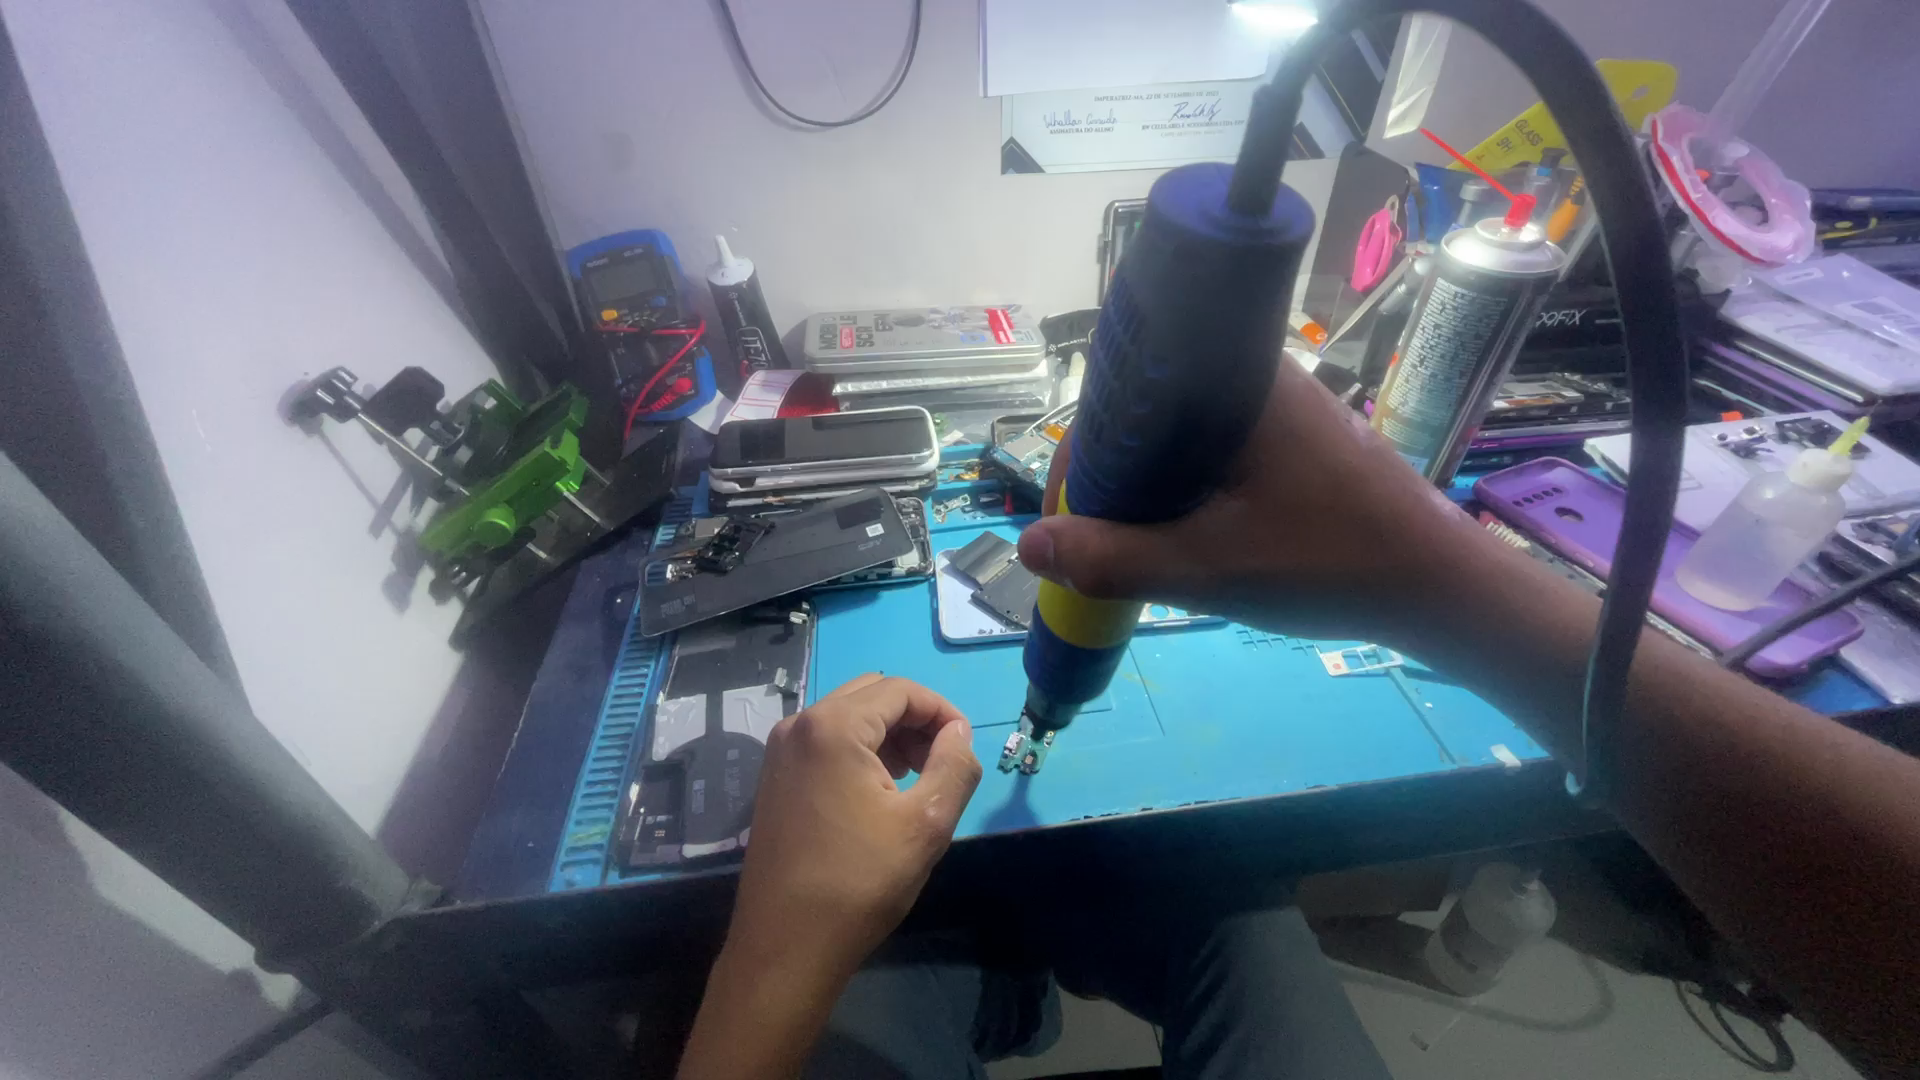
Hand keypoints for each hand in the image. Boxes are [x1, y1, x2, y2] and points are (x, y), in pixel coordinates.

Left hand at [728, 675, 981, 976]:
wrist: (785, 948)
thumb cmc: (859, 883)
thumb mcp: (926, 824)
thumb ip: (954, 765)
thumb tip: (959, 732)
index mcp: (833, 726)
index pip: (901, 690)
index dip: (941, 711)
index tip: (964, 747)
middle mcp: (800, 725)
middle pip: (872, 695)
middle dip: (914, 720)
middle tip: (940, 763)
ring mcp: (781, 751)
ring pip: (849, 716)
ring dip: (889, 734)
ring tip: (915, 779)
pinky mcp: (775, 776)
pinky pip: (827, 740)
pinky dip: (861, 750)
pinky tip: (880, 791)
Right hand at [1018, 356, 1487, 646]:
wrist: (1440, 588)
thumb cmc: (1331, 565)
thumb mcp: (1211, 569)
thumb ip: (1115, 559)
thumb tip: (1027, 546)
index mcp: (1234, 382)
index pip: (1127, 384)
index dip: (1087, 442)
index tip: (1076, 500)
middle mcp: (1252, 377)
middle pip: (1147, 408)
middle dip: (1112, 469)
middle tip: (1099, 529)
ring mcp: (1272, 407)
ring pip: (1176, 431)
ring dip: (1144, 480)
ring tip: (1131, 536)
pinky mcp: (1284, 437)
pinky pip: (1206, 447)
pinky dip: (1178, 484)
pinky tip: (1176, 527)